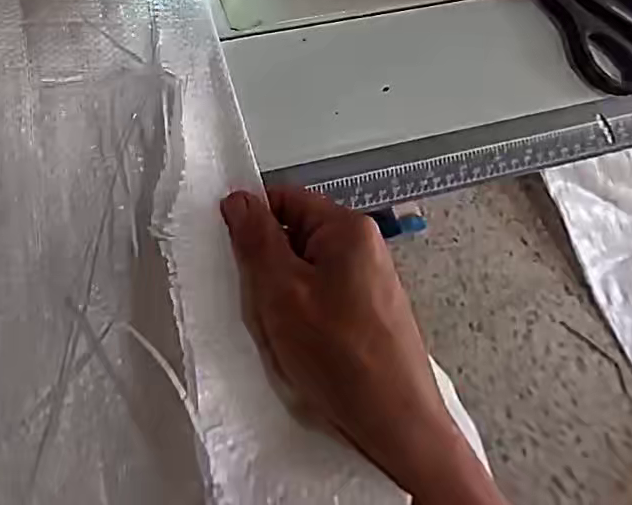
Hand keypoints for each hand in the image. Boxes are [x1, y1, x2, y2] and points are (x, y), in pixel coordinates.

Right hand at [222, 187, 506, 504]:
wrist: (400, 432)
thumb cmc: (342, 357)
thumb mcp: (282, 290)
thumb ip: (256, 238)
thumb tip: (238, 199)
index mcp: (348, 228)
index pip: (285, 198)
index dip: (253, 218)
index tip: (232, 246)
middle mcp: (364, 246)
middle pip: (295, 235)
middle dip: (270, 265)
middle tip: (261, 299)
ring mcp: (369, 280)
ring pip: (304, 270)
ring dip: (284, 295)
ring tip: (284, 330)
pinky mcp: (368, 312)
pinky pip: (321, 296)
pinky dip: (303, 315)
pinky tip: (303, 346)